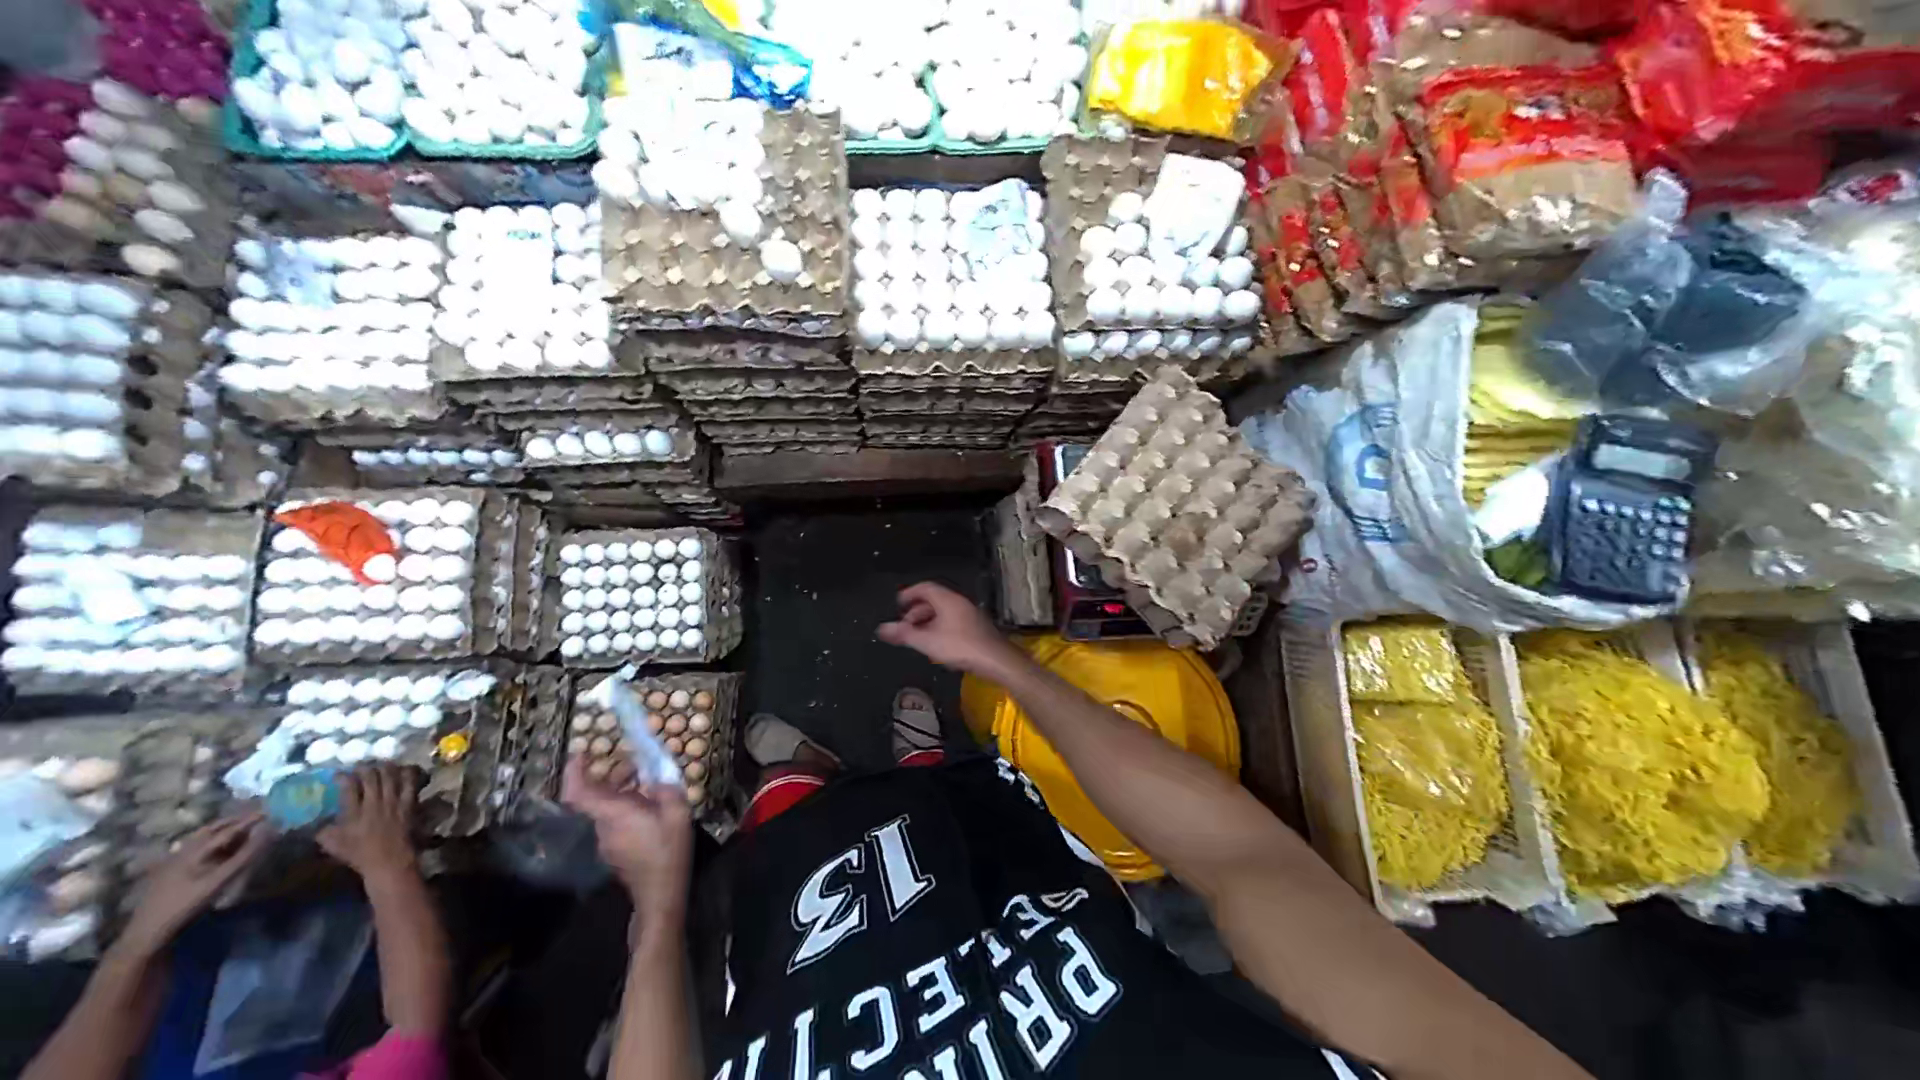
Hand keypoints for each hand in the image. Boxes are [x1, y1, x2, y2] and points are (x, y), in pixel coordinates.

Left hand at [120, 812, 270, 953]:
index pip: (228, 829)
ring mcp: (173, 862)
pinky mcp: (170, 872)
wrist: (146, 932)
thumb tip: (272, 829)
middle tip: (257, 816)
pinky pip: (195, 849)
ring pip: (201, 839)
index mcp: (194, 850)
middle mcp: (182, 851)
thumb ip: (247, 854)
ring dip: (223, 831)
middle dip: (235, 821)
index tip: (271, 811)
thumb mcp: (220, 880)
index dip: (251, 820)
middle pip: (211, 830)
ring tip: (241, 829)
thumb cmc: (186, 904)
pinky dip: (212, 842)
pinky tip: (218, 848)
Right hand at [317, 764, 420, 884]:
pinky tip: (404, 769)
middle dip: (365, 768)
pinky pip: (411, 783)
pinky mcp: (409, 803)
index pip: (348, 788)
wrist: (388, 859)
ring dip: (385, 768)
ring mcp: (394, 802)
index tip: (339, 774)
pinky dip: (408, 774)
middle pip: (372, 778)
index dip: (343, 777)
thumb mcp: (332, 844)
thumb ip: (322, 831)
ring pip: (391, 777)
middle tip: (361, 766)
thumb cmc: (358, 853)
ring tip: (380, 764)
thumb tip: (314, 821)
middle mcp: (374, 803)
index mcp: (354, 813)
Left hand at [562, 756, 691, 927]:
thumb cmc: (667, 850)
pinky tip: (650, 808)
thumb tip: (657, 776)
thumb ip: (666, 789)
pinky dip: (627, 807)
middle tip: (633, 762)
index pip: (579, 792)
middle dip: (611, 775)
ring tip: (648, 783)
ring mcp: (607, 841)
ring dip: (622, 791)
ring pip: (607, 809)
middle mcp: (603, 826)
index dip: (574, 771)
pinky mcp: (615, 851)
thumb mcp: (677, 812)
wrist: (660, 894)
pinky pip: (615, 821)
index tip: (582, 753)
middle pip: (596, 797)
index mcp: (614, 814)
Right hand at [877, 582, 1023, 679]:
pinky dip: (940, 627)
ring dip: (928, 621)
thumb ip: (904, 634)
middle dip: (916, 611)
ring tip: (917, 637)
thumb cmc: (961, 647)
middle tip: (904, 625)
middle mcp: (959, 603)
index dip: (909, 594)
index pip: (924, 587)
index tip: (898, 604)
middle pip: (933, 600)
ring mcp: (969, 615)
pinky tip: (936, 644)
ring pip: (944, 612)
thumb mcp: (927, 641)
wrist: (995, 660)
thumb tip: (882, 628)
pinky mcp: (976, 628)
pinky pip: (953, 621)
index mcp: (947, 600)